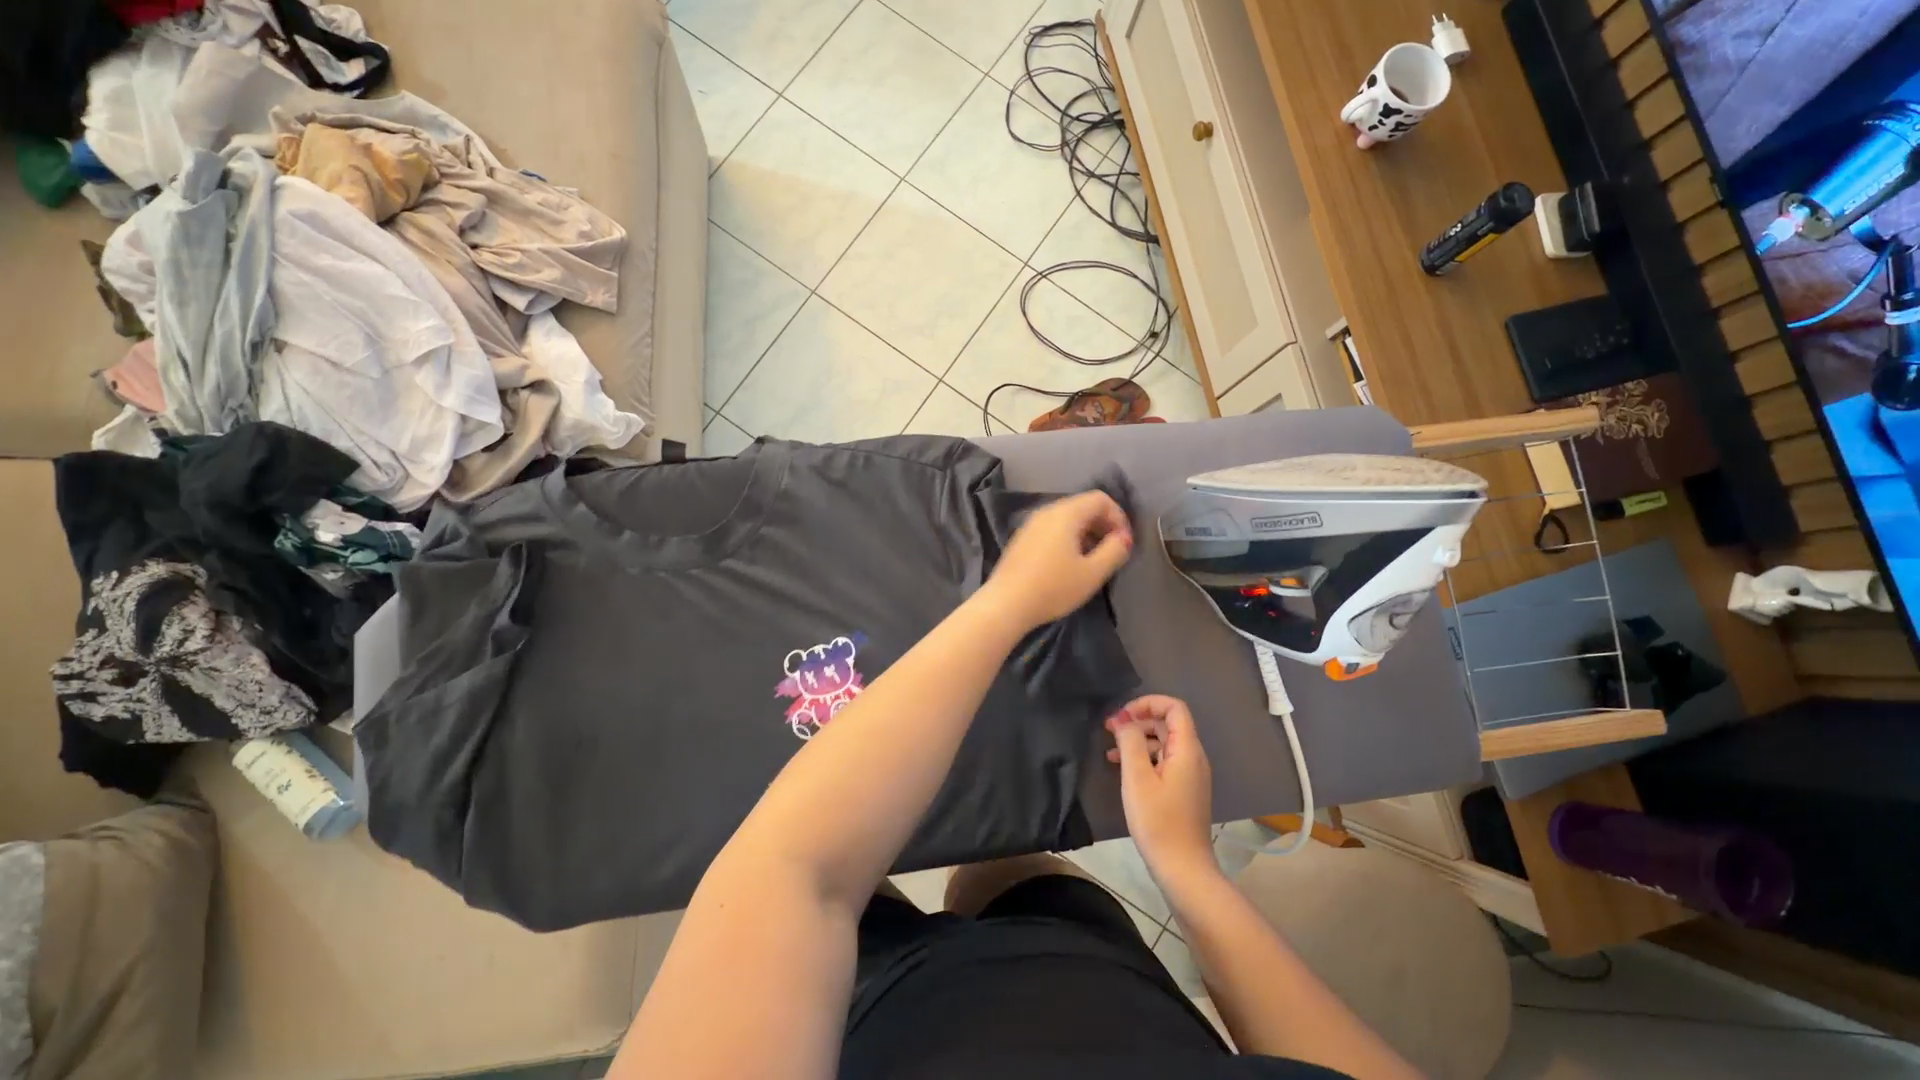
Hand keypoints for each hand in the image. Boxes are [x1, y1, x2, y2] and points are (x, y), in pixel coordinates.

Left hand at [978, 490, 1132, 629]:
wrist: (1006, 604)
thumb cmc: (1053, 587)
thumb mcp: (1092, 572)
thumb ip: (1115, 551)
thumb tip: (1123, 537)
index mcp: (1066, 513)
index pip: (1100, 499)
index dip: (1119, 517)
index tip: (1124, 543)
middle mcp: (1047, 511)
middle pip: (1083, 506)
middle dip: (1103, 525)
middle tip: (1112, 552)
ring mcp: (1031, 524)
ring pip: (1067, 519)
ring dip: (1087, 534)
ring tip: (1093, 561)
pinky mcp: (1022, 539)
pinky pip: (1052, 530)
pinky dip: (1068, 539)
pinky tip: (1069, 565)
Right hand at [1106, 695, 1215, 884]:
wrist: (1182, 867)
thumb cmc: (1158, 821)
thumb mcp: (1137, 779)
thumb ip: (1130, 743)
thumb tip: (1125, 720)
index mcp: (1187, 750)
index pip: (1174, 708)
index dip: (1147, 703)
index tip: (1121, 717)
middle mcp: (1194, 758)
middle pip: (1168, 724)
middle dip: (1138, 721)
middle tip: (1108, 730)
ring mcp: (1190, 775)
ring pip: (1164, 744)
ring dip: (1137, 741)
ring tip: (1110, 752)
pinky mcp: (1184, 790)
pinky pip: (1164, 762)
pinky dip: (1144, 758)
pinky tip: (1123, 770)